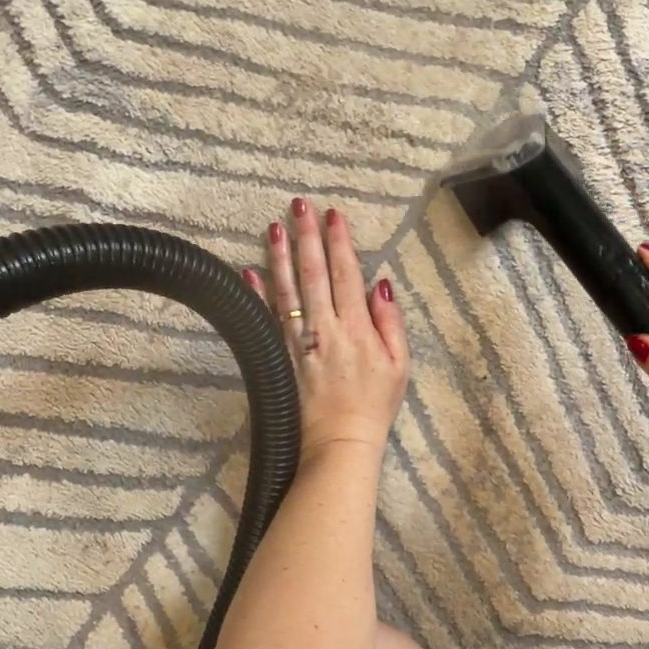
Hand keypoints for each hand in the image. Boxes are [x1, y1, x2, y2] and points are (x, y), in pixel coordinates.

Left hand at [245, 198, 408, 467]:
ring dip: (279, 256)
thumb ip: (390, 323)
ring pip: (287, 291)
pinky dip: (257, 295)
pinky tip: (248, 272)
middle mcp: (325, 329)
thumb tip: (379, 284)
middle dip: (307, 237)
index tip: (333, 215)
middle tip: (299, 206)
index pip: (346, 274)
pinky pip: (267, 320)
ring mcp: (299, 343)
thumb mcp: (400, 365)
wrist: (340, 442)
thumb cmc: (375, 405)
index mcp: (357, 328)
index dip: (339, 242)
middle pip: (313, 274)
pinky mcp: (281, 357)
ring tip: (274, 227)